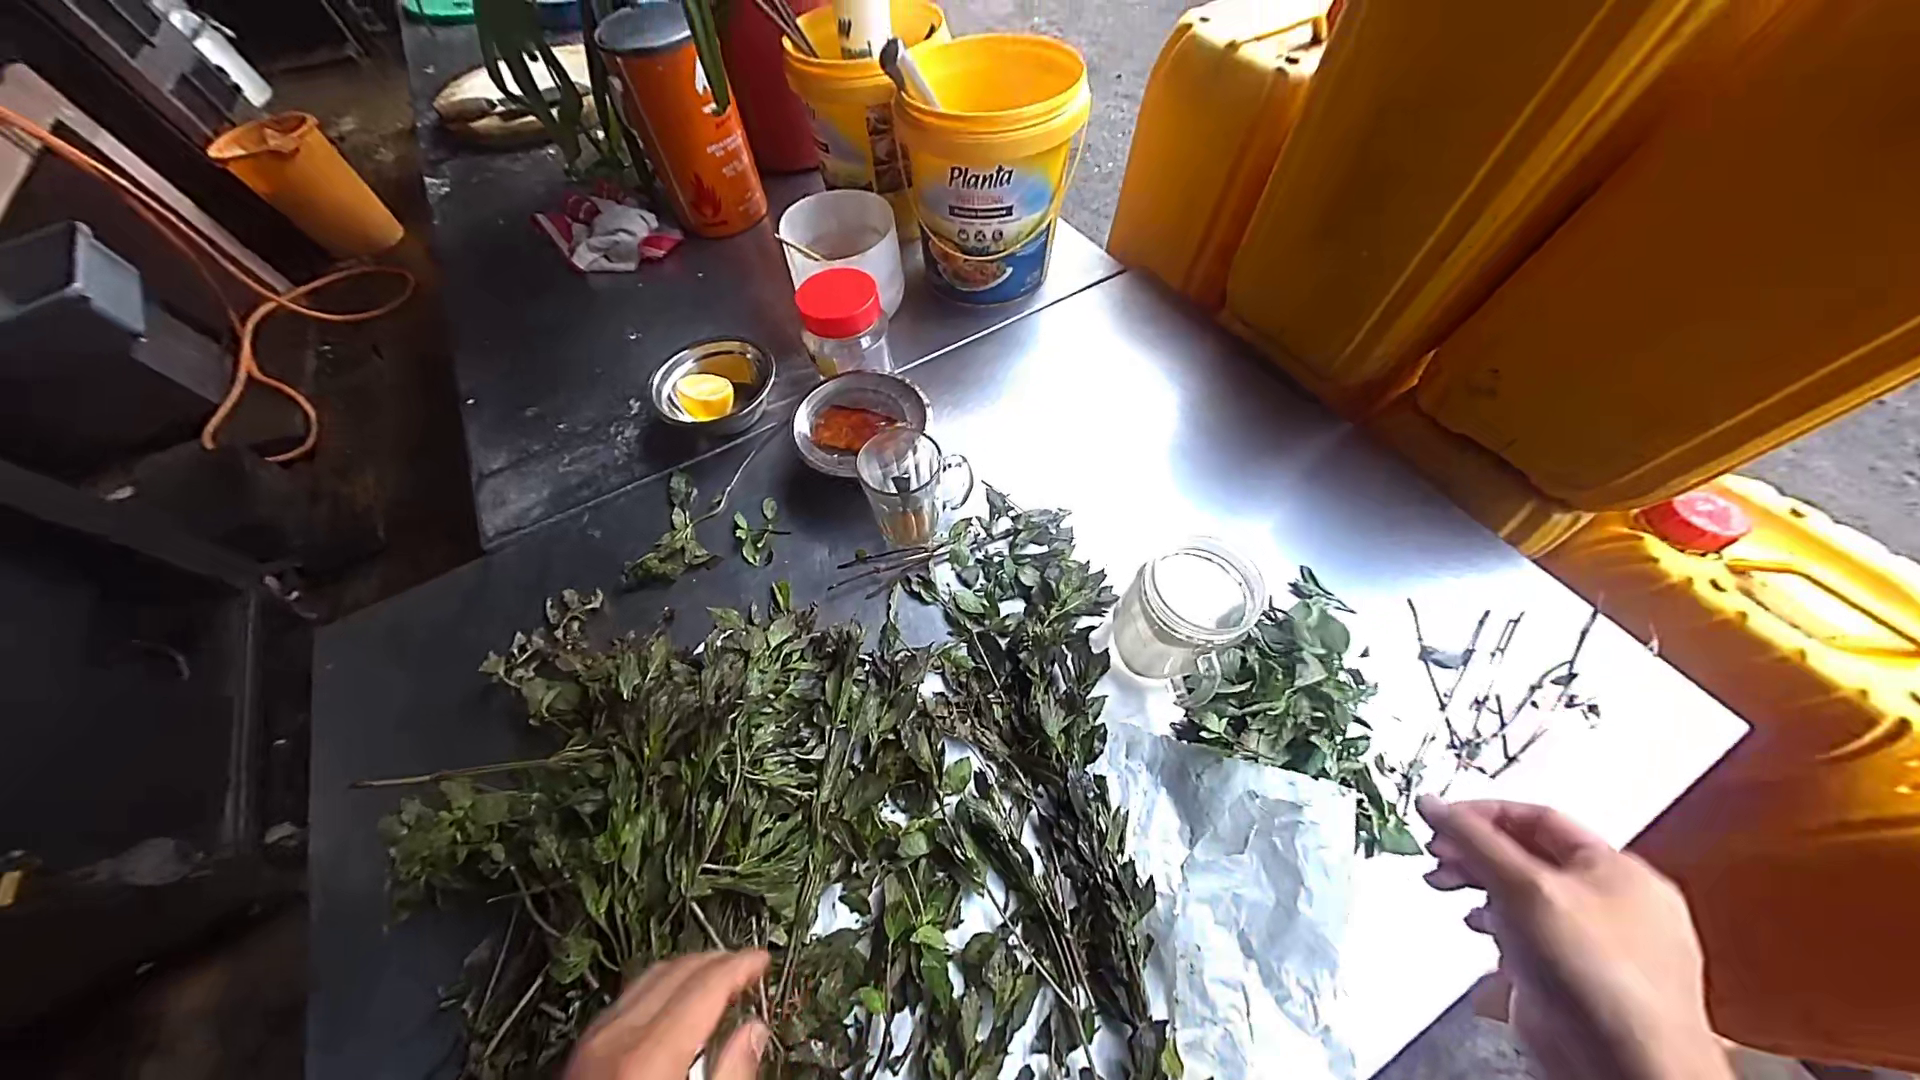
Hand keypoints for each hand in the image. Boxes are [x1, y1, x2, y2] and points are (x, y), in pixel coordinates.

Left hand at [564, 950, 770, 1079]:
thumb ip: (732, 1078)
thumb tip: (752, 1034)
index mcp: (648, 1057)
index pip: (707, 983)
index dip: (742, 966)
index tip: (762, 962)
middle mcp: (616, 1040)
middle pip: (679, 970)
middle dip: (718, 963)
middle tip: (746, 971)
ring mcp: (591, 1049)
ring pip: (651, 977)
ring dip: (689, 973)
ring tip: (717, 985)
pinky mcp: (578, 1062)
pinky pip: (628, 1000)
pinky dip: (661, 990)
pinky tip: (676, 1010)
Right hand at [1416, 797, 1731, 1079]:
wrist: (1622, 1064)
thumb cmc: (1598, 976)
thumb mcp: (1522, 885)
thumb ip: (1472, 838)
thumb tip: (1432, 804)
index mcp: (1619, 871)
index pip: (1537, 817)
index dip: (1483, 813)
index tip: (1441, 818)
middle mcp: (1610, 900)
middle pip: (1524, 852)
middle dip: (1472, 850)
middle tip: (1437, 852)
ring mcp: (1592, 937)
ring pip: (1519, 888)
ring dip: (1474, 881)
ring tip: (1443, 884)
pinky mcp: (1573, 968)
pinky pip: (1523, 925)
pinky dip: (1490, 917)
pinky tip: (1476, 924)